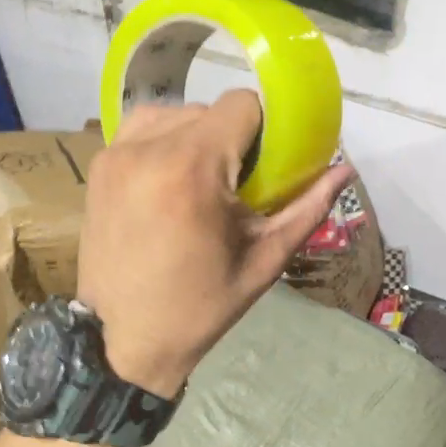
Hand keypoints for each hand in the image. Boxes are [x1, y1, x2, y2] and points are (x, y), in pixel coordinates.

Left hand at [77, 90, 354, 397]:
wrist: (125, 340)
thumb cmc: (201, 306)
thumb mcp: (264, 260)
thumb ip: (307, 208)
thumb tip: (346, 170)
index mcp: (192, 169)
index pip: (241, 106)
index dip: (264, 128)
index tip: (267, 164)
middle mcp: (148, 148)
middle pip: (209, 110)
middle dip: (231, 139)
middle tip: (238, 185)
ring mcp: (116, 154)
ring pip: (173, 113)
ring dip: (196, 136)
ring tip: (202, 183)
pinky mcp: (99, 166)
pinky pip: (141, 130)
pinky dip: (163, 142)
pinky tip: (171, 181)